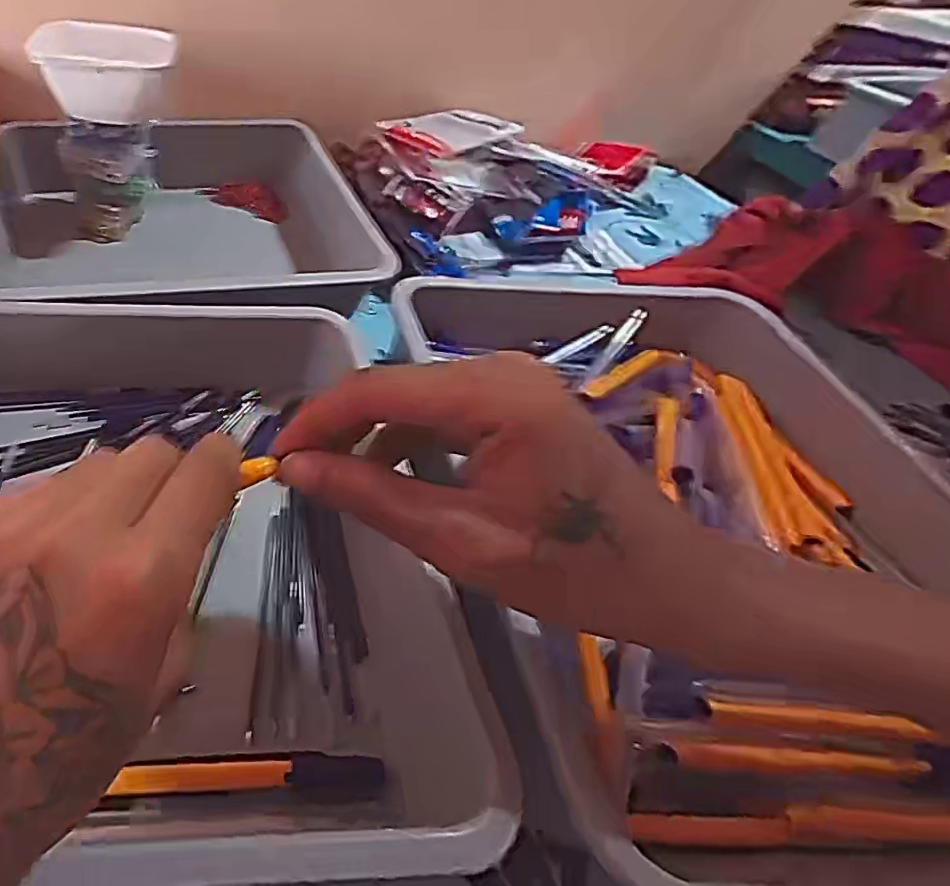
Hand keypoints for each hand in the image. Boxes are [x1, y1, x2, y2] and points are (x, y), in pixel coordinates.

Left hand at [0, 433, 240, 885]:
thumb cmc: (71, 743)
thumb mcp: (160, 674)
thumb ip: (180, 587)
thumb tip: (183, 535)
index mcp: (141, 577)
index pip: (200, 476)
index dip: (223, 460)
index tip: (225, 463)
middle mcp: (84, 531)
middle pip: (151, 450)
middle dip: (174, 472)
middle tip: (168, 510)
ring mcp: (26, 520)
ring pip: (101, 460)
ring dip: (121, 485)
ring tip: (107, 533)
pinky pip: (52, 484)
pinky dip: (72, 503)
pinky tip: (56, 550)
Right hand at [273, 354, 712, 644]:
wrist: (672, 581)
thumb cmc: (575, 571)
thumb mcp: (459, 541)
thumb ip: (371, 496)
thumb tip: (297, 469)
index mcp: (493, 395)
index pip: (375, 389)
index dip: (316, 419)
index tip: (277, 457)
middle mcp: (498, 368)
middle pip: (389, 385)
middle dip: (336, 426)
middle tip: (299, 471)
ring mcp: (509, 378)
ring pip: (408, 395)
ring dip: (366, 432)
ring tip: (333, 476)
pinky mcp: (513, 396)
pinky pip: (437, 406)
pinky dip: (402, 436)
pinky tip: (386, 472)